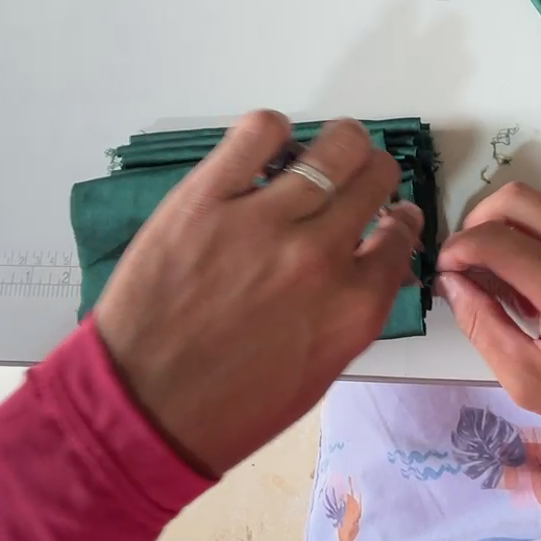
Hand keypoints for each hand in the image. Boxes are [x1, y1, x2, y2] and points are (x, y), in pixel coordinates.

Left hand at [94, 111, 421, 475]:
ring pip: (336, 144)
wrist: (140, 411)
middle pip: (375, 174)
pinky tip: (265, 152)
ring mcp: (263, 220)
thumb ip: (355, 305)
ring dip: (337, 146)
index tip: (386, 215)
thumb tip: (371, 253)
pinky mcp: (209, 196)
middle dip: (371, 175)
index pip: (401, 233)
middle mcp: (320, 255)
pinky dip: (273, 132)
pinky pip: (261, 130)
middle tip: (348, 184)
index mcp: (353, 306)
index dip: (397, 218)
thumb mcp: (320, 367)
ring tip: (314, 159)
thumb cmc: (234, 403)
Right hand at [436, 183, 540, 446]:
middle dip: (478, 220)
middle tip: (469, 257)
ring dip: (509, 226)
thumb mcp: (527, 380)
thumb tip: (451, 281)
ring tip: (504, 273)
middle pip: (516, 199)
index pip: (493, 239)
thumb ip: (481, 324)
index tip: (446, 269)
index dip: (457, 248)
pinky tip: (539, 279)